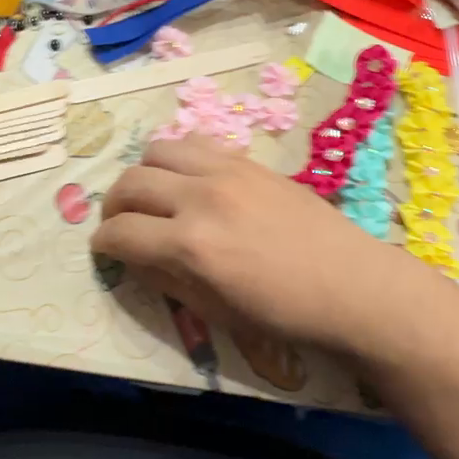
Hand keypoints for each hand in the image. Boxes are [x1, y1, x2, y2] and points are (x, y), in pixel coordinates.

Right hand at [91, 137, 443, 353]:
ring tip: (153, 197)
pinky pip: (196, 144)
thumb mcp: (213, 311)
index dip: (102, 244)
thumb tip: (131, 257)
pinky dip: (179, 160)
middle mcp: (202, 198)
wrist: (355, 288)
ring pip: (157, 150)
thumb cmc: (284, 314)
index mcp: (191, 246)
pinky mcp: (250, 162)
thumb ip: (164, 279)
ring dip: (144, 174)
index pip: (120, 233)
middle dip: (112, 206)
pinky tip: (190, 183)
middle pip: (129, 183)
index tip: (104, 251)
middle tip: (121, 225)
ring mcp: (228, 173)